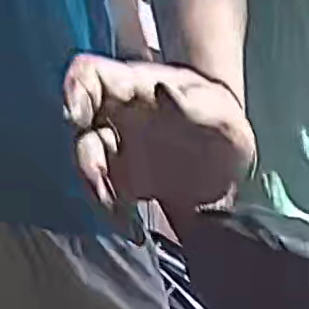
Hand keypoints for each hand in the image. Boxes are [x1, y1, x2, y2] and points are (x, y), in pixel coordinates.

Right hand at [64, 54, 256, 212]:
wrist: (234, 153)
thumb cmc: (222, 118)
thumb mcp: (219, 108)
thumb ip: (194, 104)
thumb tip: (163, 93)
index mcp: (134, 89)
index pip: (90, 76)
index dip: (75, 90)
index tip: (75, 117)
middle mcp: (119, 119)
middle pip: (85, 135)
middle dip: (88, 167)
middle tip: (106, 197)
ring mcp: (124, 153)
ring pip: (94, 171)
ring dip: (103, 199)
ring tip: (128, 226)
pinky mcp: (134, 184)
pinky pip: (115, 199)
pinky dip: (120, 218)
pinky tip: (137, 233)